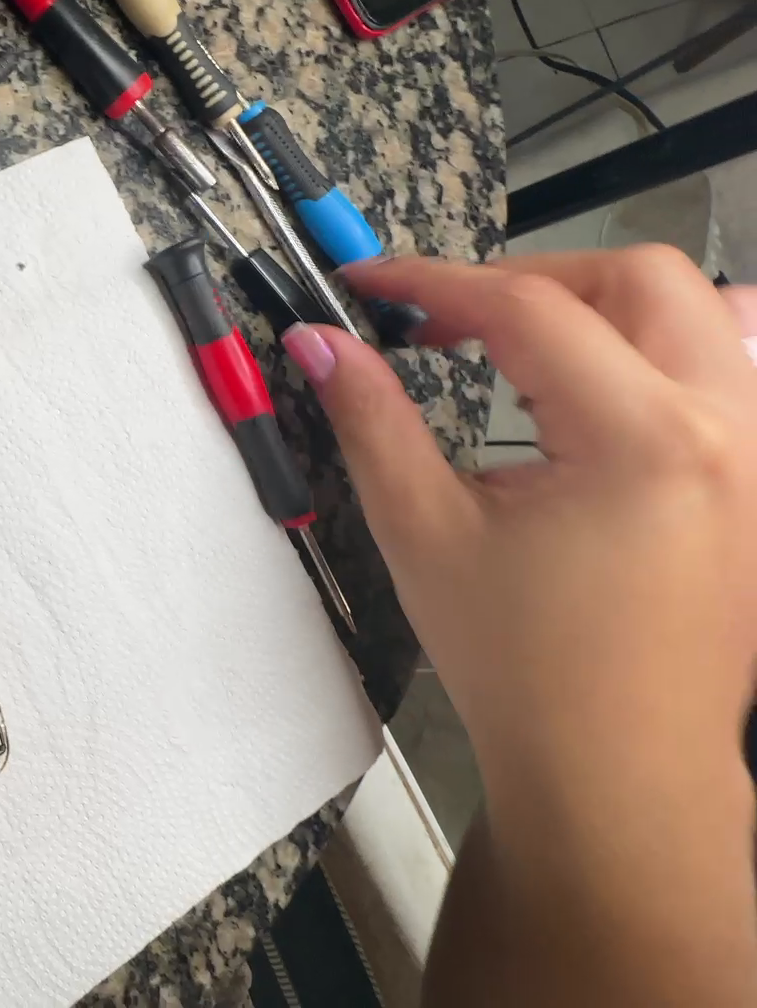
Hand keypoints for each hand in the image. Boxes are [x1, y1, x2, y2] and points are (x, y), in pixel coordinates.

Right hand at [281, 246, 756, 1004]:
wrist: (611, 751)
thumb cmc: (508, 647)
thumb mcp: (416, 525)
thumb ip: (367, 417)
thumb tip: (316, 342)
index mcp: (638, 437)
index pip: (526, 308)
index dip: (430, 281)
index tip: (362, 283)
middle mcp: (729, 423)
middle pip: (637, 280)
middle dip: (518, 279)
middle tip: (430, 322)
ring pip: (705, 310)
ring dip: (594, 302)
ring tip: (507, 342)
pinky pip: (736, 363)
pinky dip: (656, 339)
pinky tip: (595, 377)